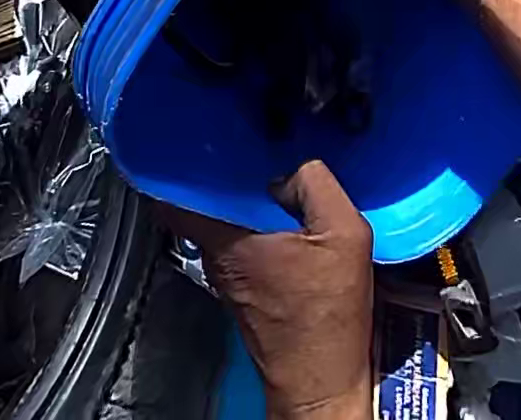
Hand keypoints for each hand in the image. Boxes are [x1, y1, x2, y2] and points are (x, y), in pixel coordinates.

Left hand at [158, 161, 372, 419]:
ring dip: (240, 198)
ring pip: (221, 219)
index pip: (176, 194)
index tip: (205, 137)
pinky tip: (281, 211)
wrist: (324, 382)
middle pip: (203, 200)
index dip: (184, 161)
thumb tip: (291, 168)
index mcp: (227, 237)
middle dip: (222, 172)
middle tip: (248, 142)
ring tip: (269, 172)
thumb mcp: (344, 233)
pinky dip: (251, 221)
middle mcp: (215, 254)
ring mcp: (225, 273)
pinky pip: (237, 237)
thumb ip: (316, 183)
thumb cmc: (329, 311)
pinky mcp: (242, 287)